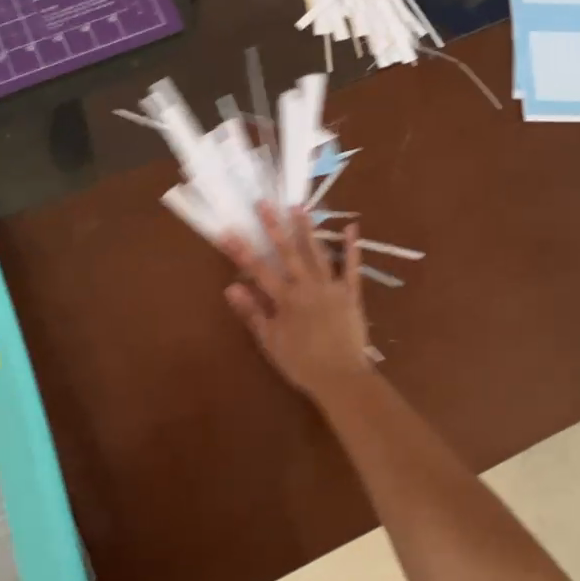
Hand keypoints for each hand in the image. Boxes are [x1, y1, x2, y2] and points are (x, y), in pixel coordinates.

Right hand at [220, 205, 375, 400]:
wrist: (341, 377)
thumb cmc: (301, 363)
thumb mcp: (271, 341)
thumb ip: (253, 313)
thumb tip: (231, 288)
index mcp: (286, 299)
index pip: (258, 270)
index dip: (241, 251)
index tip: (227, 231)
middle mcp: (307, 287)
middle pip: (288, 252)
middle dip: (274, 227)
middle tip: (264, 203)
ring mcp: (331, 288)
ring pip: (317, 253)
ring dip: (307, 230)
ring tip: (298, 207)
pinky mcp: (351, 294)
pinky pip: (351, 268)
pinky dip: (351, 248)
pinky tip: (352, 228)